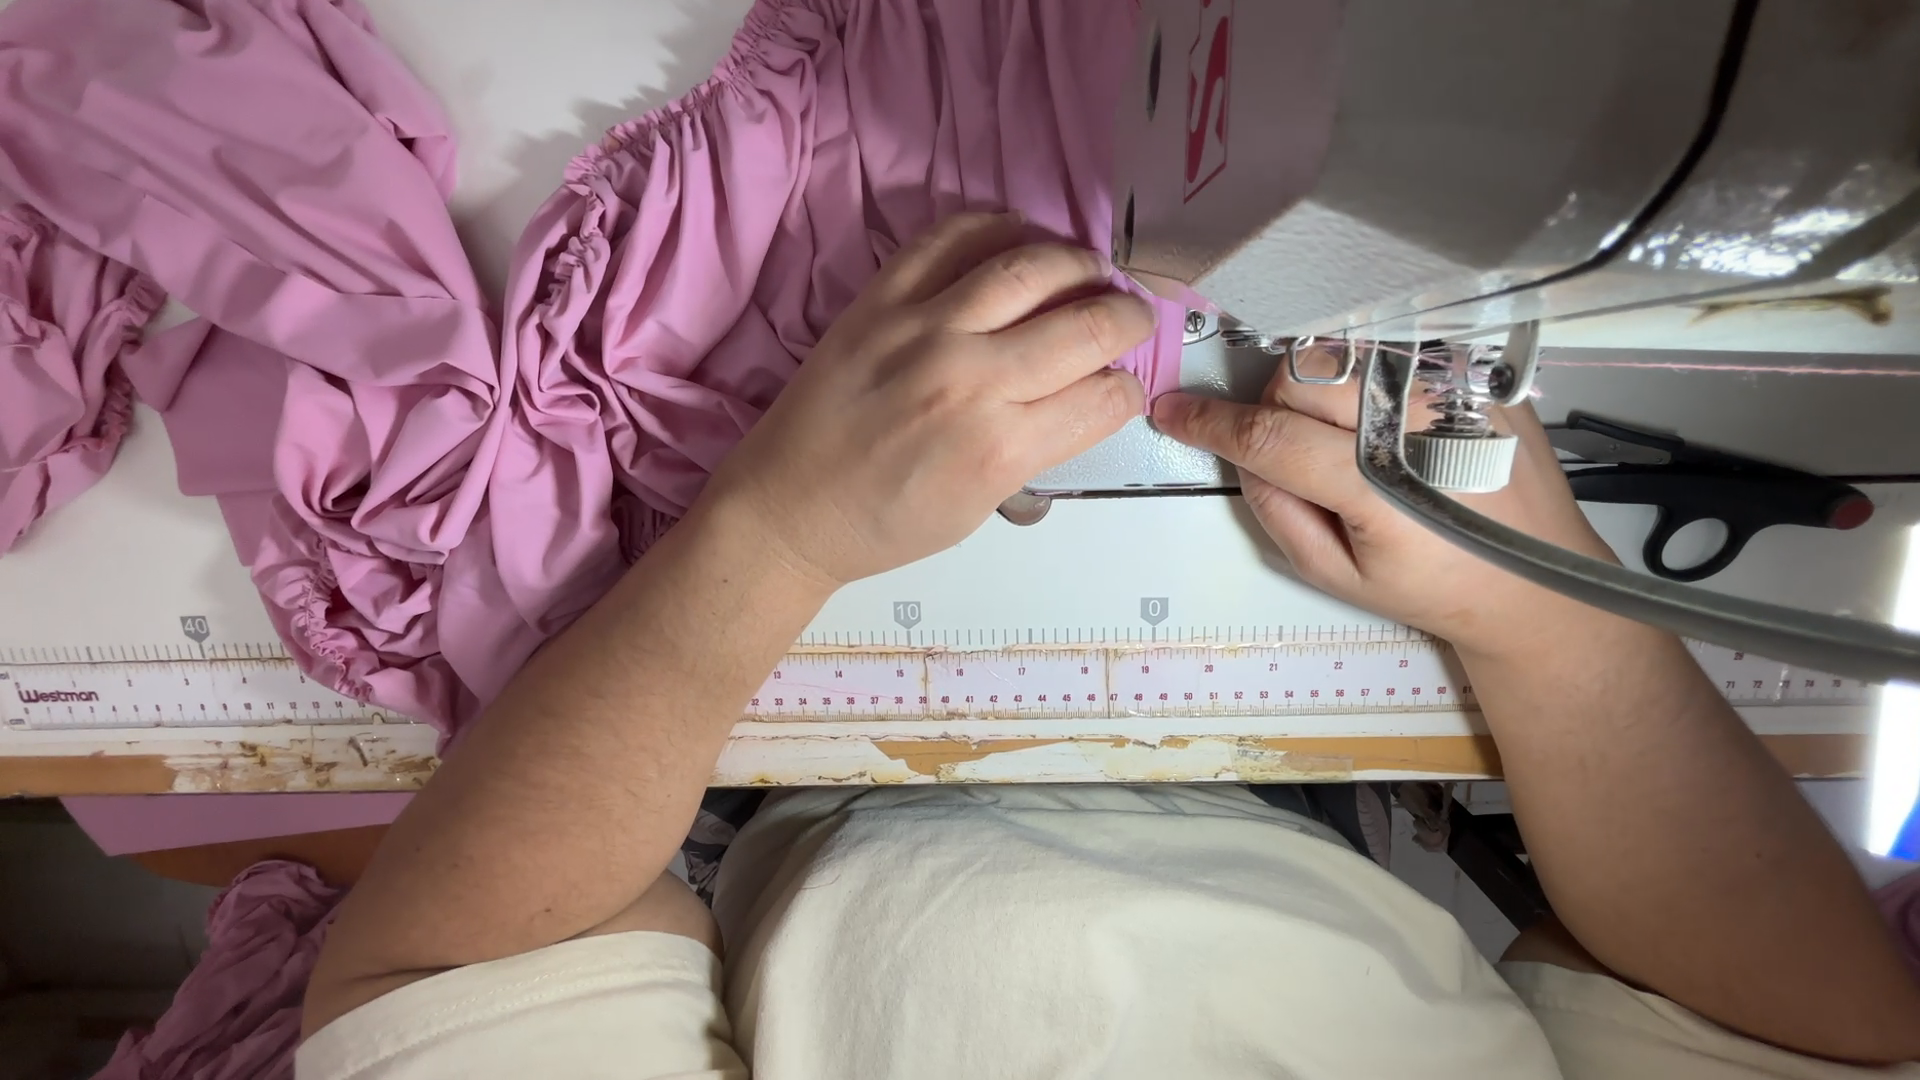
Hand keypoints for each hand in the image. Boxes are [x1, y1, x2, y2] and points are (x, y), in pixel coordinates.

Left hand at [702, 212, 1153, 586]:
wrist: (791, 507)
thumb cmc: (886, 524)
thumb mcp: (980, 507)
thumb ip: (1039, 448)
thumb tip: (1086, 398)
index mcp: (1001, 448)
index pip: (1102, 398)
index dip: (1128, 389)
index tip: (1125, 385)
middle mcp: (971, 378)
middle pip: (1087, 326)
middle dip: (1129, 319)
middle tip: (1133, 318)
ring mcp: (924, 328)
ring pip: (1033, 268)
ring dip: (1082, 264)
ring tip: (1093, 273)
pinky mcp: (881, 299)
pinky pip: (954, 237)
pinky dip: (1001, 228)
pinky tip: (1023, 242)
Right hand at [1152, 347, 1623, 663]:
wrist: (1541, 581)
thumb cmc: (1432, 588)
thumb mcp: (1334, 574)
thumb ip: (1277, 510)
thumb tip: (1245, 454)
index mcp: (1383, 487)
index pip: (1272, 437)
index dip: (1211, 423)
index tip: (1172, 411)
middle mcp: (1422, 424)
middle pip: (1301, 377)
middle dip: (1274, 406)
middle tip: (1293, 449)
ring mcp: (1458, 390)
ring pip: (1341, 352)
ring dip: (1314, 387)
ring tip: (1341, 435)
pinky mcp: (1479, 376)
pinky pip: (1388, 351)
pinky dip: (1360, 378)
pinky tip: (1380, 419)